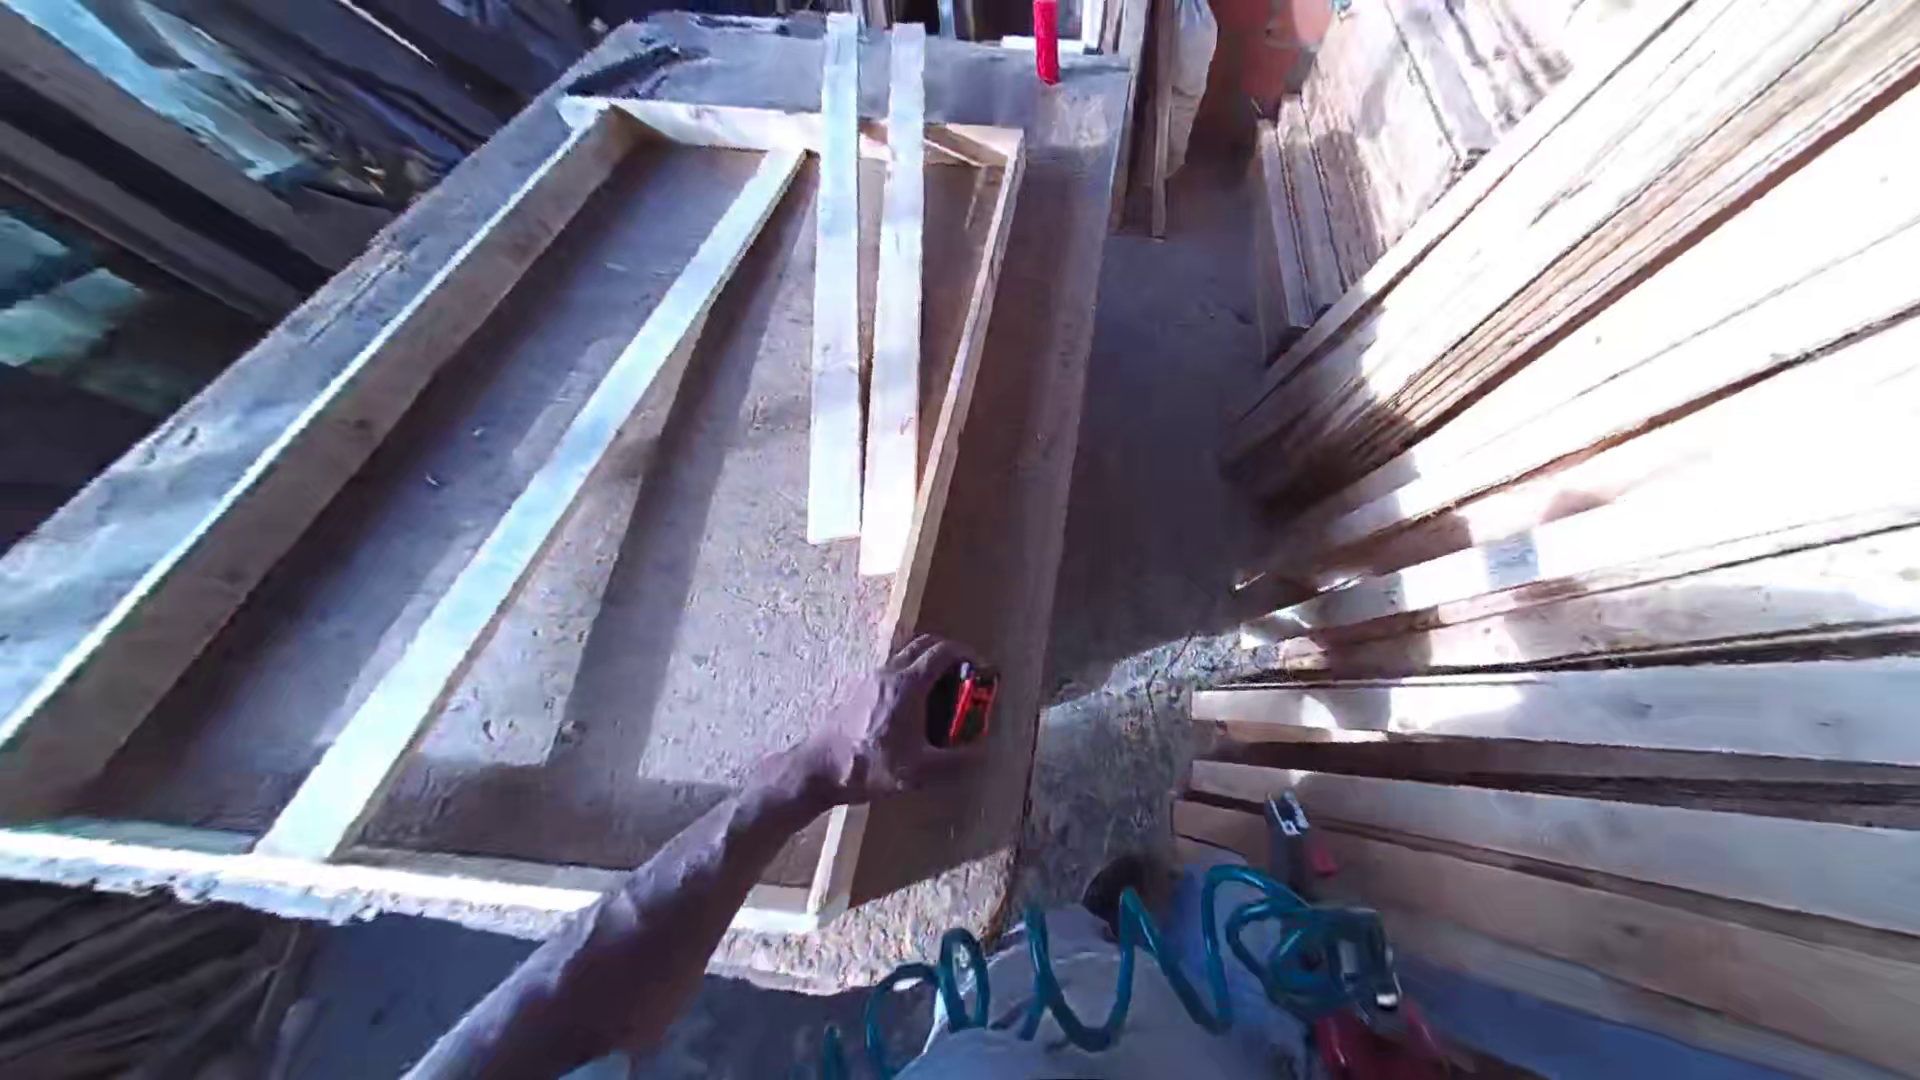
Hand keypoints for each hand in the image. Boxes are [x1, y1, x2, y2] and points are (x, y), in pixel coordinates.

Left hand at [798, 635, 988, 805]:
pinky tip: (918, 705)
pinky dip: (914, 671)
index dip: (969, 655)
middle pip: (926, 643)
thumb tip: (983, 751)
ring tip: (945, 691)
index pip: (944, 651)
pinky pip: (896, 666)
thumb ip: (957, 761)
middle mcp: (890, 672)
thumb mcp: (920, 771)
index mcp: (908, 684)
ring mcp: (874, 677)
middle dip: (952, 653)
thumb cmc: (870, 767)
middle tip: (967, 676)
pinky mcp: (863, 688)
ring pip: (909, 653)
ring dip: (931, 661)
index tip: (982, 669)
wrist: (820, 769)